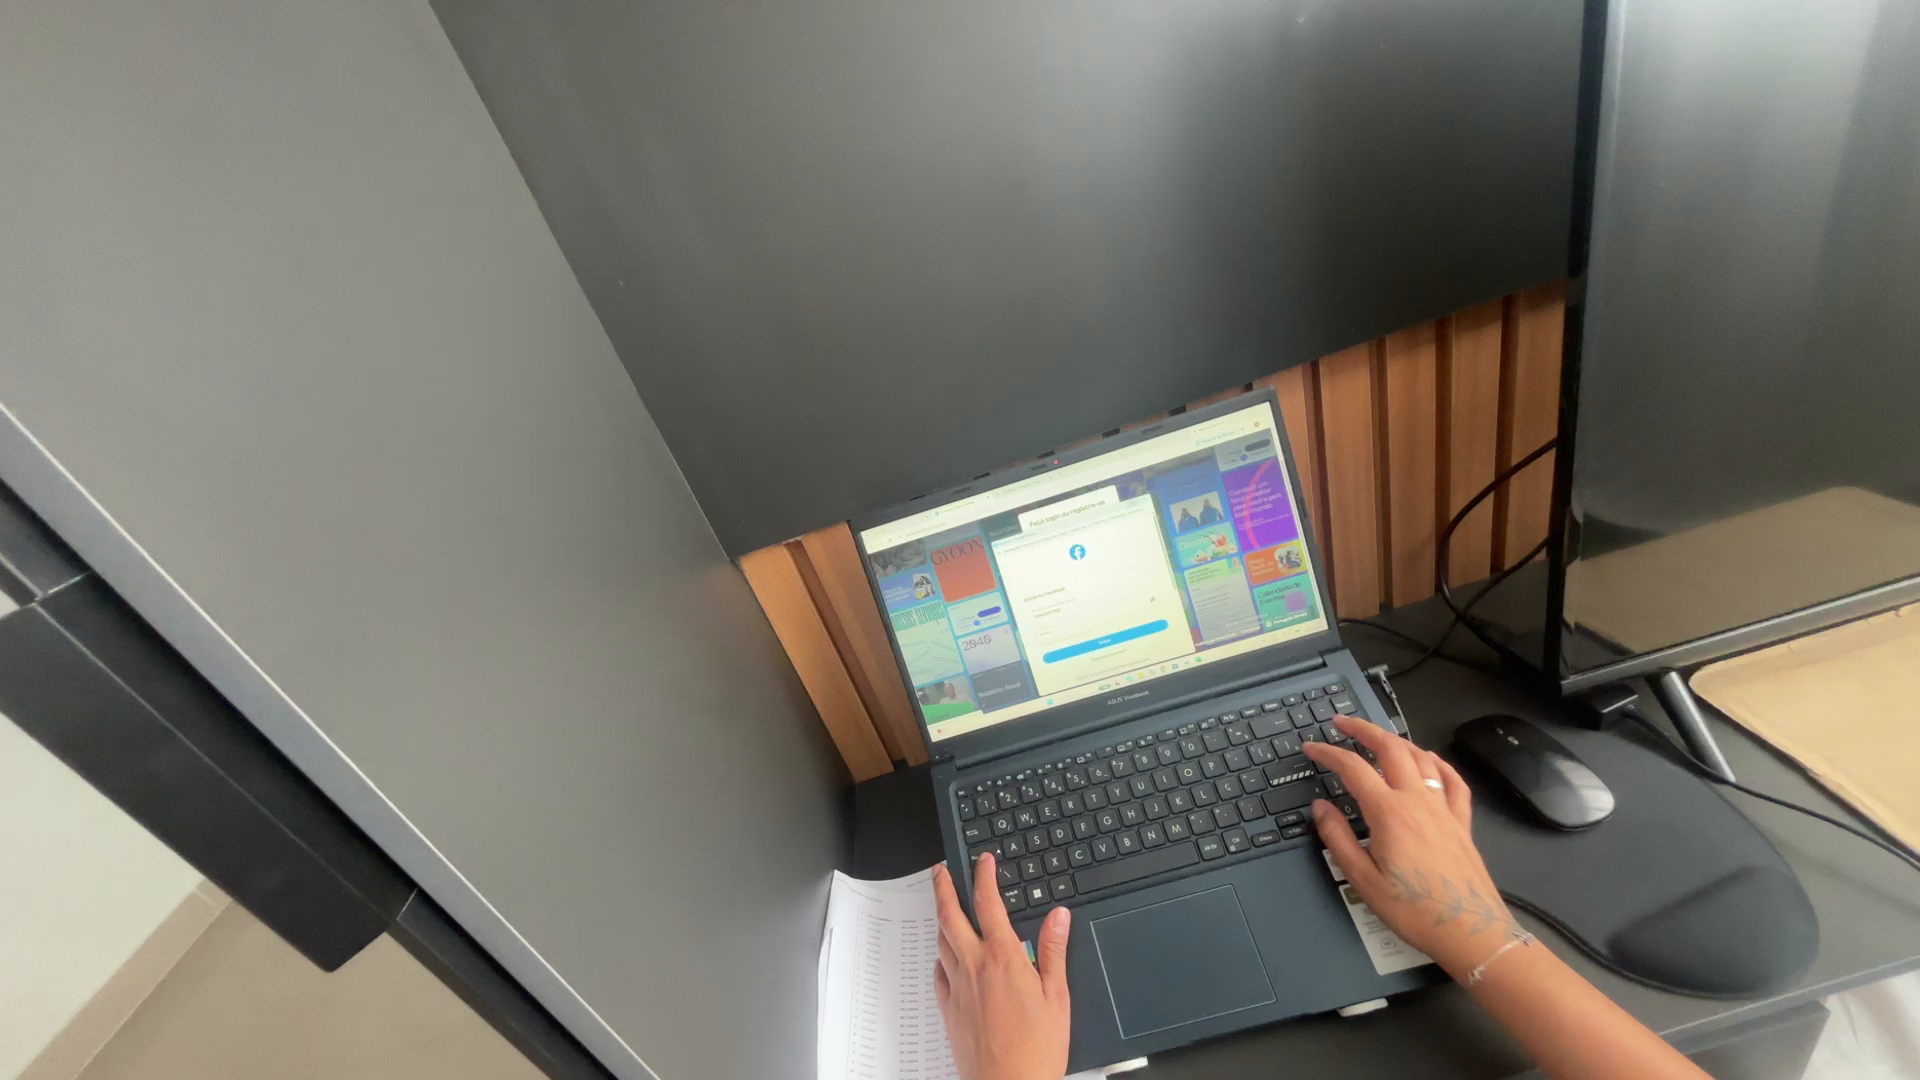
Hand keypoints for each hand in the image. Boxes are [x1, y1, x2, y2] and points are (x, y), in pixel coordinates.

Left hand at [931, 856, 1071, 1079]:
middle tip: (941, 869)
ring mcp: (957, 987)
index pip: (988, 903)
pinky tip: (945, 954)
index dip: (984, 876)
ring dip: (941, 916)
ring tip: (943, 903)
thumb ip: (1053, 950)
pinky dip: (940, 955)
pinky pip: (938, 971)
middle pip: (950, 914)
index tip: (983, 861)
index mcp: (1003, 957)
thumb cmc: (1036, 1050)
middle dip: (944, 886)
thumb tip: (1058, 915)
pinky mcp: (949, 1009)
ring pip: (941, 939)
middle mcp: (974, 965)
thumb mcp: (1057, 996)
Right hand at [1305, 715, 1521, 979]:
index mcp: (1389, 813)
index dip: (1327, 752)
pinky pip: (1453, 782)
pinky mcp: (1462, 824)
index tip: (1310, 748)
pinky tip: (1429, 759)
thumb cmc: (1414, 911)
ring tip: (1378, 736)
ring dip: (1396, 740)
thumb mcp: (1362, 879)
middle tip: (1342, 723)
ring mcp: (1443, 810)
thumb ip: (1337, 837)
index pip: (1352, 767)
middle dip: (1363, 729)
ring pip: (1421, 758)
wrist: (1474, 936)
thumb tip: (1321, 806)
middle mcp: (1417, 802)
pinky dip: (1438, 763)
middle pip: (1390, 748)